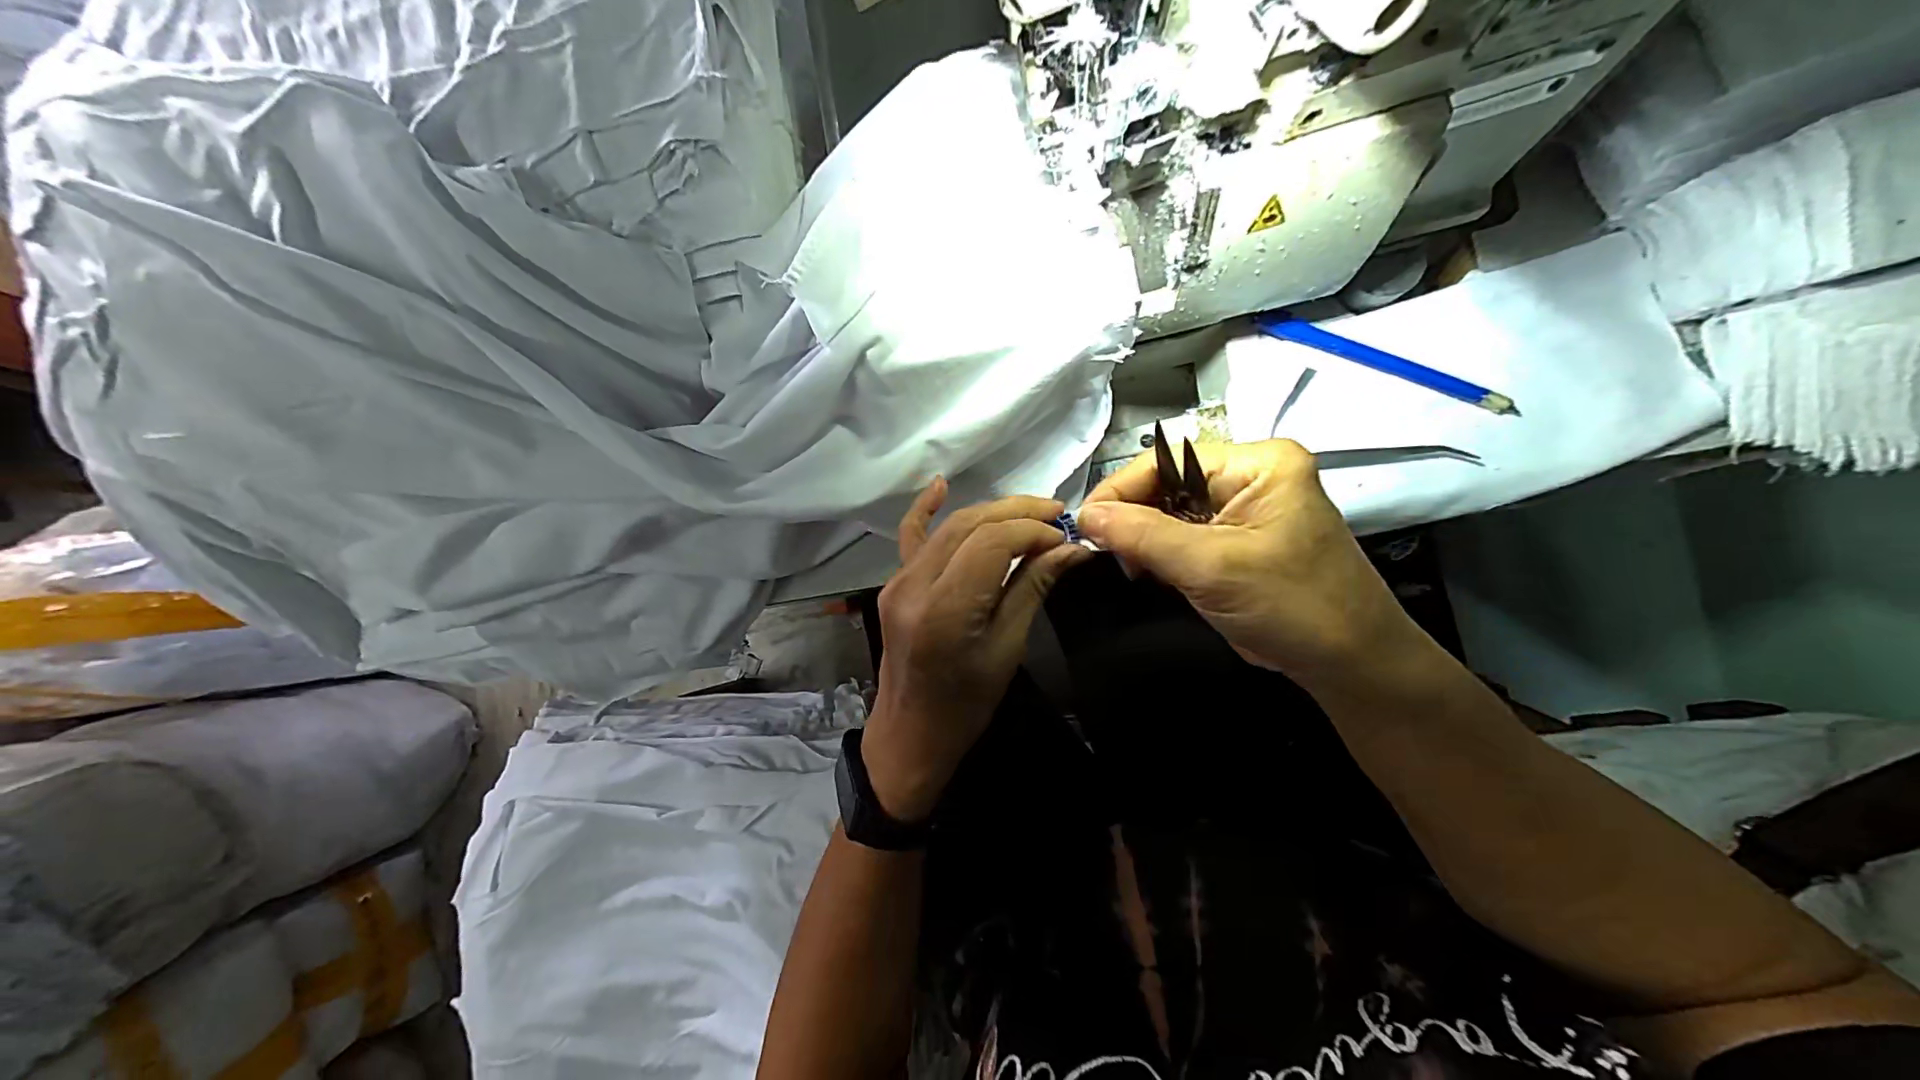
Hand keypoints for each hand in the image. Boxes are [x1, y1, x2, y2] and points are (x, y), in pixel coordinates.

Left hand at [861, 478, 1093, 822]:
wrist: (911, 732)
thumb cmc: (966, 704)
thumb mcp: (1008, 649)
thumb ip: (1033, 589)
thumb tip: (1072, 549)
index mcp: (945, 607)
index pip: (993, 541)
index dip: (1033, 531)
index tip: (1065, 538)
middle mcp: (915, 584)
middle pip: (971, 525)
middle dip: (1017, 513)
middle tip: (1058, 514)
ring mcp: (899, 581)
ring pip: (949, 527)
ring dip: (991, 513)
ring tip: (1031, 512)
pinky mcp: (895, 584)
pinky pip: (910, 537)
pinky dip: (926, 509)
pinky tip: (940, 484)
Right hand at [1075, 439, 1423, 685]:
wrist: (1350, 663)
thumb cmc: (1293, 606)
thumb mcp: (1211, 566)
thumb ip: (1143, 535)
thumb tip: (1085, 516)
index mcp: (1257, 464)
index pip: (1167, 460)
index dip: (1121, 490)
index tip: (1084, 524)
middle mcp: (1250, 477)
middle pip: (1167, 485)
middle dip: (1134, 518)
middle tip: (1107, 553)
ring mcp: (1244, 511)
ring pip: (1171, 513)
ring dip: (1146, 540)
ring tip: (1133, 568)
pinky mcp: (1237, 542)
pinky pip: (1184, 537)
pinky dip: (1162, 555)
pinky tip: (1152, 573)